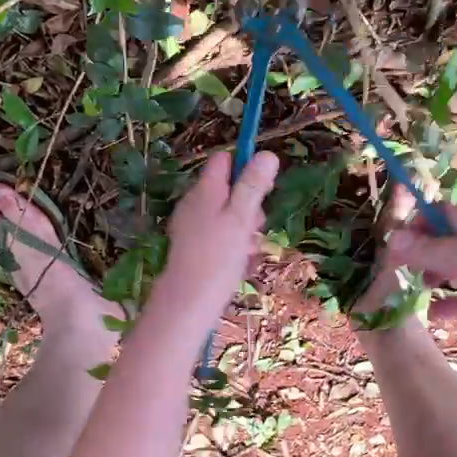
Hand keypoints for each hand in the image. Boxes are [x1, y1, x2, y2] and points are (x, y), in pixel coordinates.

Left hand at [149, 149, 279, 324]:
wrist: (189, 301)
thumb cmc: (217, 257)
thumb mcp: (241, 218)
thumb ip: (253, 186)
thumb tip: (268, 154)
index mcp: (205, 190)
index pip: (224, 160)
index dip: (245, 168)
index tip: (263, 188)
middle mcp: (195, 203)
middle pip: (230, 191)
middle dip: (250, 208)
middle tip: (257, 228)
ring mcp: (193, 226)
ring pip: (229, 217)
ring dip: (246, 231)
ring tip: (249, 252)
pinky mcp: (194, 248)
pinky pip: (221, 238)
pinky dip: (234, 247)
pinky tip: (240, 265)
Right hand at [385, 206, 456, 333]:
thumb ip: (425, 250)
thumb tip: (391, 238)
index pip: (441, 211)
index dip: (417, 224)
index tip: (397, 245)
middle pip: (449, 238)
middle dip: (424, 252)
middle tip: (402, 270)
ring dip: (437, 275)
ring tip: (419, 288)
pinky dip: (454, 300)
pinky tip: (436, 315)